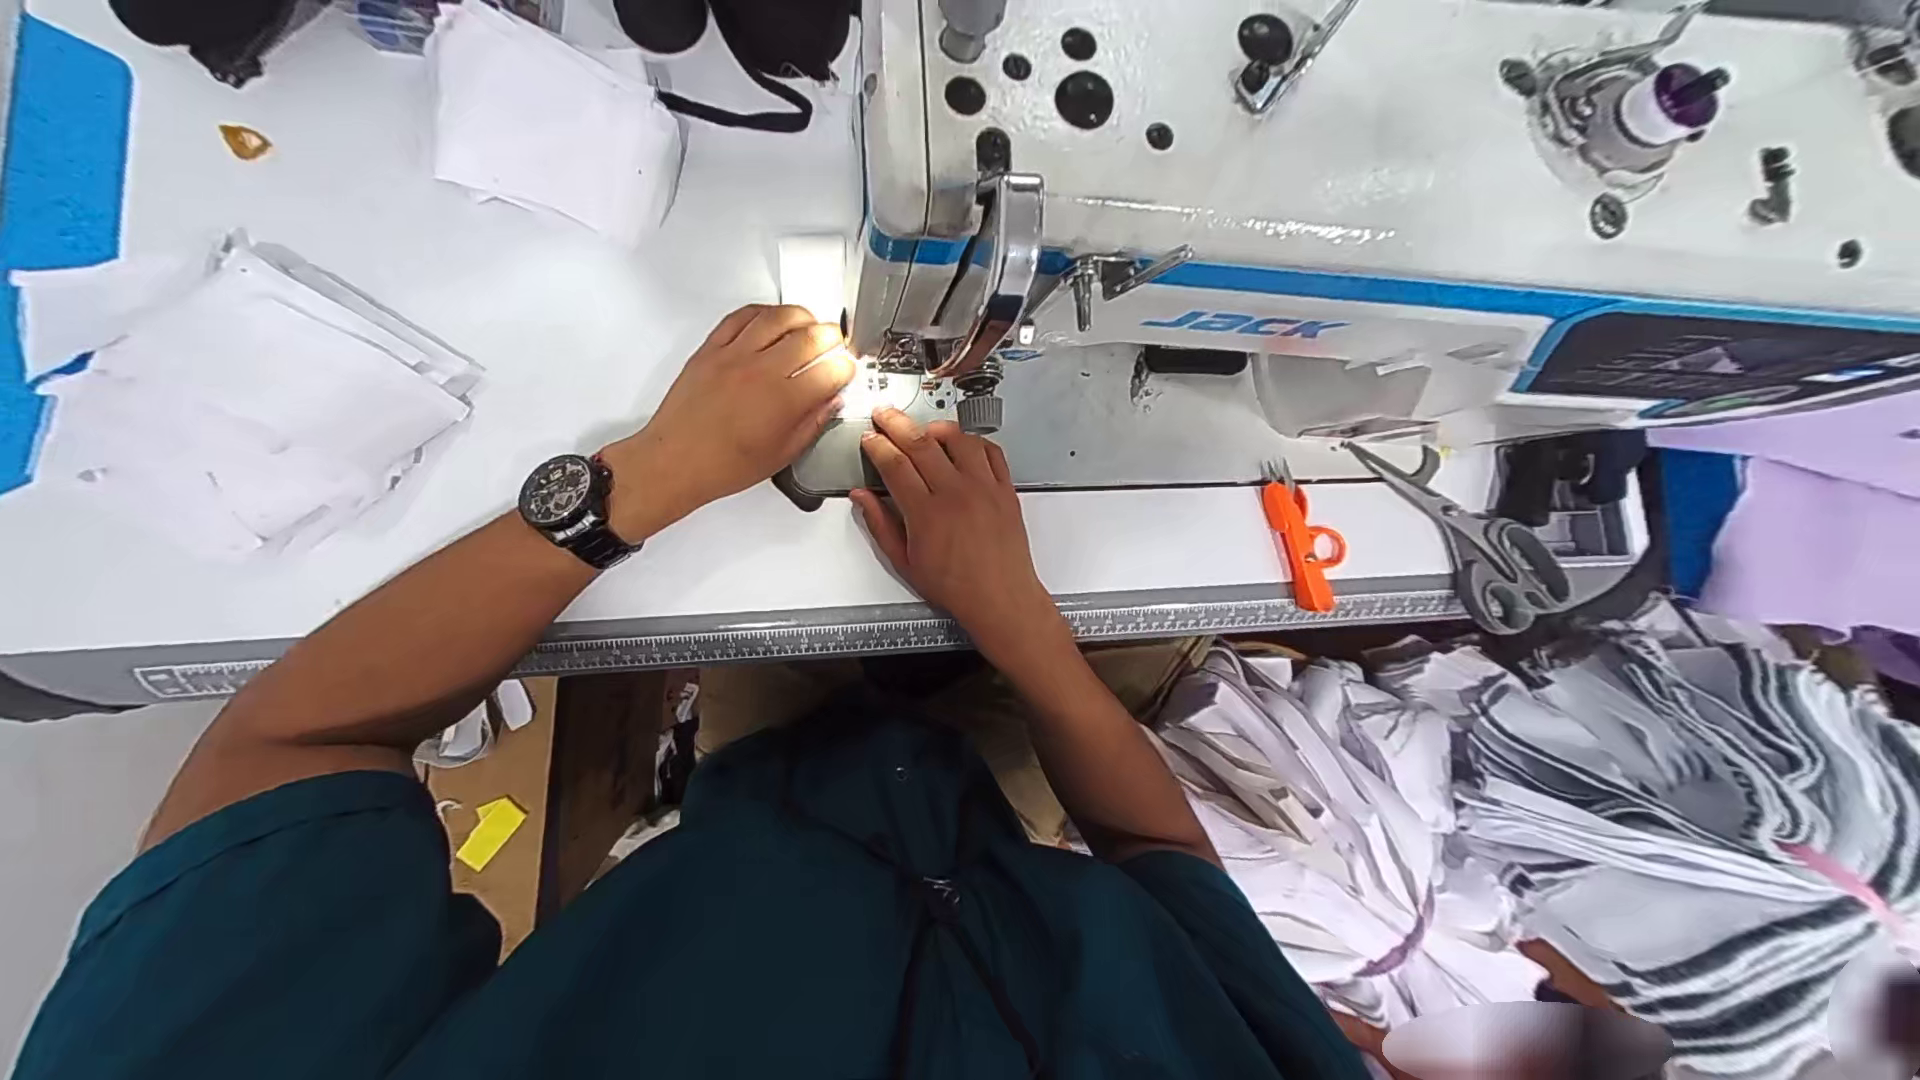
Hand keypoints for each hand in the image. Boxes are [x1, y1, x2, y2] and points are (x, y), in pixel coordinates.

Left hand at [599, 305, 855, 540]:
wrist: (676, 461)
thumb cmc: (724, 465)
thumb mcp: (782, 454)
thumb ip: (812, 423)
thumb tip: (831, 402)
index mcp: (784, 402)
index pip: (830, 371)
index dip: (846, 368)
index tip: (846, 371)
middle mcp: (761, 372)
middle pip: (810, 336)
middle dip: (832, 338)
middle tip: (836, 345)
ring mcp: (734, 356)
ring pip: (778, 317)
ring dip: (802, 317)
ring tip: (810, 325)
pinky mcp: (711, 349)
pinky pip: (741, 316)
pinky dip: (763, 312)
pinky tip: (772, 319)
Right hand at [852, 407, 1071, 669]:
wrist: (1000, 598)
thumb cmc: (956, 586)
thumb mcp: (905, 562)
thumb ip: (880, 525)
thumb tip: (861, 498)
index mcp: (926, 513)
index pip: (894, 464)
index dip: (877, 446)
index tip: (870, 438)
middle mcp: (956, 494)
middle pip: (921, 443)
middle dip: (897, 423)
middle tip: (885, 415)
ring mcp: (984, 489)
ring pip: (958, 439)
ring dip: (936, 427)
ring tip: (923, 428)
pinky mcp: (1005, 490)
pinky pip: (991, 452)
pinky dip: (974, 442)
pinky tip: (963, 444)